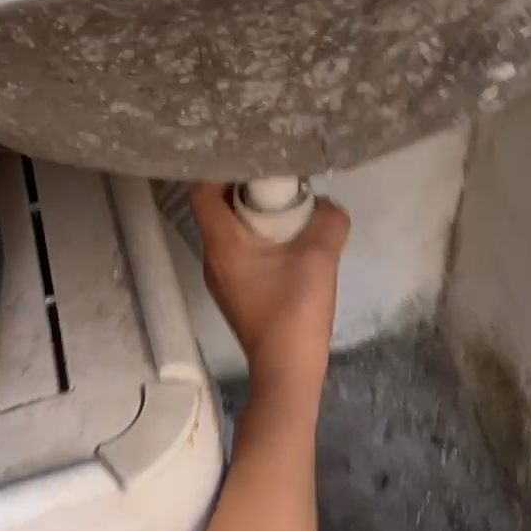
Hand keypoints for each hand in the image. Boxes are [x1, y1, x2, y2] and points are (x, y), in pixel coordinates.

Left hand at [188, 182, 349, 401]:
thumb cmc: (295, 312)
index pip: (201, 189)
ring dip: (256, 217)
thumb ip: (328, 220)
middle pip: (217, 208)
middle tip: (280, 180)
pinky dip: (260, 240)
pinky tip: (290, 245)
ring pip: (232, 232)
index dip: (222, 167)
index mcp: (221, 244)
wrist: (287, 371)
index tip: (254, 159)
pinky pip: (241, 254)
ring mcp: (222, 280)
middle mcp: (212, 258)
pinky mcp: (237, 294)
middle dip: (247, 189)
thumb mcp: (320, 257)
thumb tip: (328, 207)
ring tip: (290, 210)